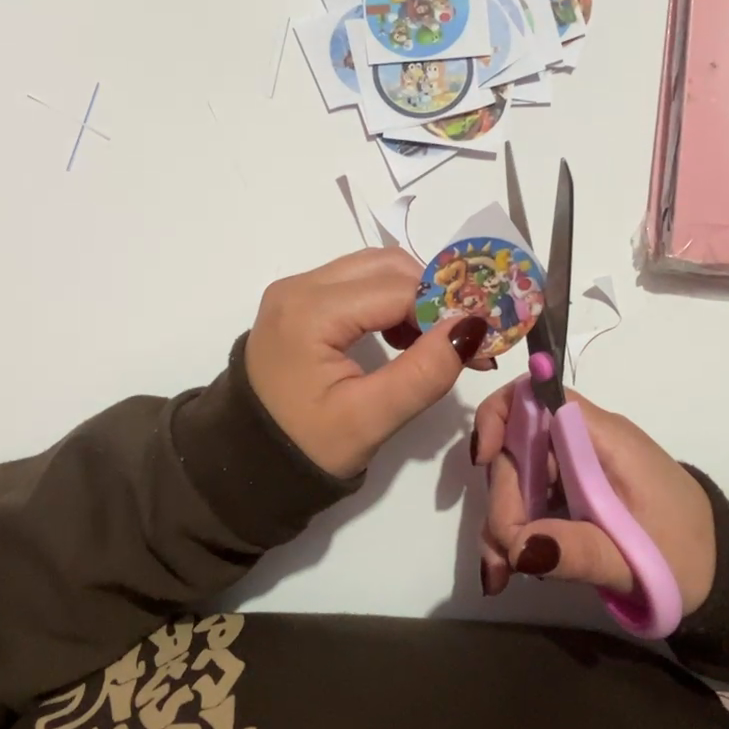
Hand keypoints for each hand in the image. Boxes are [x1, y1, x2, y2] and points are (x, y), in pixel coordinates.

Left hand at [246, 248, 489, 478]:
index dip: (446, 309)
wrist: (243, 462)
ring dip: (412, 298)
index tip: (485, 340)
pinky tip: (405, 339)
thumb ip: (423, 373)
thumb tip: (474, 326)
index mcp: (309, 311)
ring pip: (372, 270)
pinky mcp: (298, 302)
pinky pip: (355, 284)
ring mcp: (295, 291)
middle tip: (466, 341)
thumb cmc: (305, 447)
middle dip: (432, 297)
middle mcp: (298, 286)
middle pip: (385, 267)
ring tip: (439, 343)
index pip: (397, 289)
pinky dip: (388, 301)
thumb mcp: (369, 419)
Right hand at [471, 385, 716, 615]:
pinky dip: (515, 533)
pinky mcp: (571, 492)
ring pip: (516, 478)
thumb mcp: (634, 560)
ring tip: (501, 574)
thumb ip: (577, 551)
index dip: (499, 417)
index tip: (484, 461)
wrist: (723, 571)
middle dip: (500, 501)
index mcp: (601, 439)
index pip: (536, 396)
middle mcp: (582, 443)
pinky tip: (509, 569)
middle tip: (504, 558)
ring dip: (501, 524)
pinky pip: (529, 500)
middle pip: (517, 449)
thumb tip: (518, 547)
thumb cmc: (687, 554)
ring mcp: (574, 468)